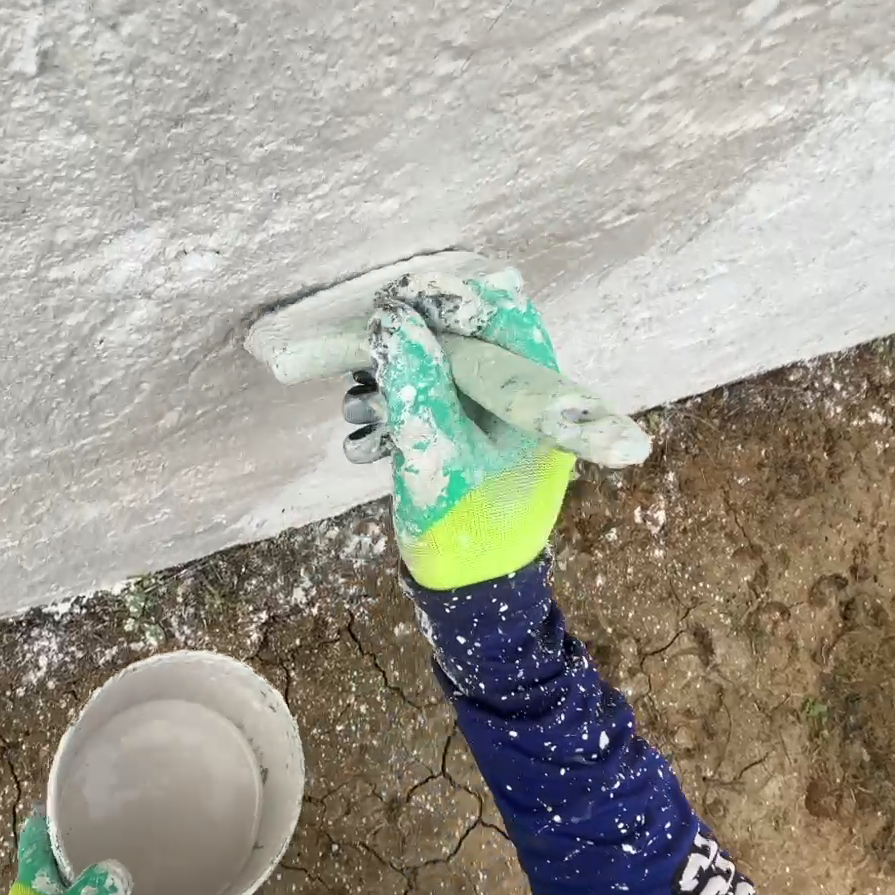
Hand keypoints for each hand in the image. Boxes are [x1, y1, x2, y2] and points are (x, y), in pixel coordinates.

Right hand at [345, 270, 575, 590]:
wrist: (468, 594)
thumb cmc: (464, 536)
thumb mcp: (434, 460)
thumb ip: (417, 386)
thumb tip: (393, 318)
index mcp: (536, 401)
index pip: (503, 315)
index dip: (448, 299)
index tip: (394, 303)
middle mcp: (516, 402)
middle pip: (460, 340)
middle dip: (406, 347)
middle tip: (362, 355)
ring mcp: (488, 421)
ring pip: (435, 371)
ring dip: (390, 384)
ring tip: (359, 413)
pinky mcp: (463, 437)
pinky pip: (425, 403)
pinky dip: (391, 413)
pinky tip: (365, 440)